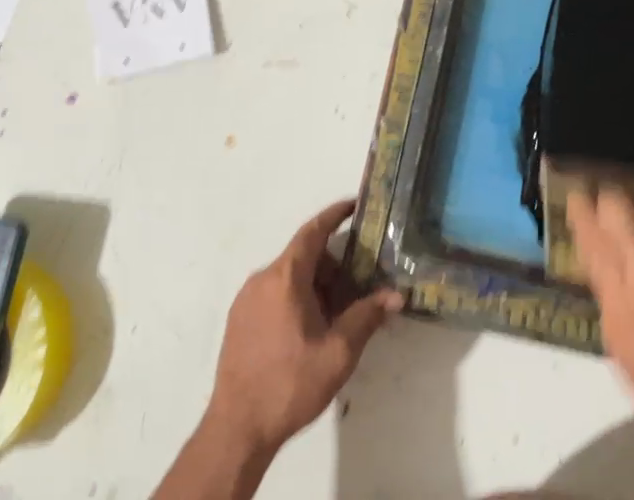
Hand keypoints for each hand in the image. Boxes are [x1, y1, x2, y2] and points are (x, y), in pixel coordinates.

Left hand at [206, 199, 403, 450]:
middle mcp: (261, 280)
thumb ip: (367, 316)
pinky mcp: (239, 321)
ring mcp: (246, 301)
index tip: (354, 205)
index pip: (312, 232)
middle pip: (303, 256)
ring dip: (317, 284)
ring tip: (342, 310)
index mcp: (284, 278)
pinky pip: (274, 294)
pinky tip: (315, 327)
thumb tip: (396, 295)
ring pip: (288, 277)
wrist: (238, 427)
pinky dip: (298, 297)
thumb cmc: (290, 383)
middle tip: (362, 281)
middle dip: (334, 264)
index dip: (334, 215)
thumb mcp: (339, 351)